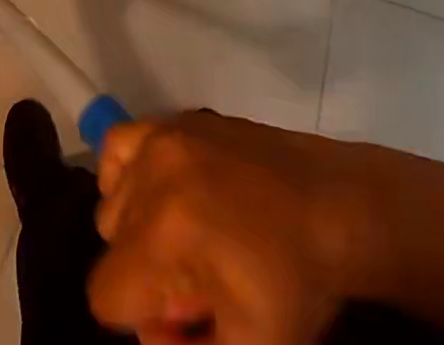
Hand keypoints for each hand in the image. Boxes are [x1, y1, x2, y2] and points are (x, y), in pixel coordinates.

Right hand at [90, 112, 372, 344]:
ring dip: (138, 225)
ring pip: (113, 199)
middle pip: (110, 245)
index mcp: (167, 231)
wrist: (340, 203)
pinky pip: (120, 143)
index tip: (184, 312)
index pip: (104, 293)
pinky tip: (161, 190)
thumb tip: (153, 331)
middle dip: (143, 271)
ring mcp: (165, 137)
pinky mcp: (178, 119)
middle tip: (195, 273)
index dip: (143, 317)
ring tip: (187, 232)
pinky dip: (127, 171)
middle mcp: (154, 176)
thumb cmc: (298, 278)